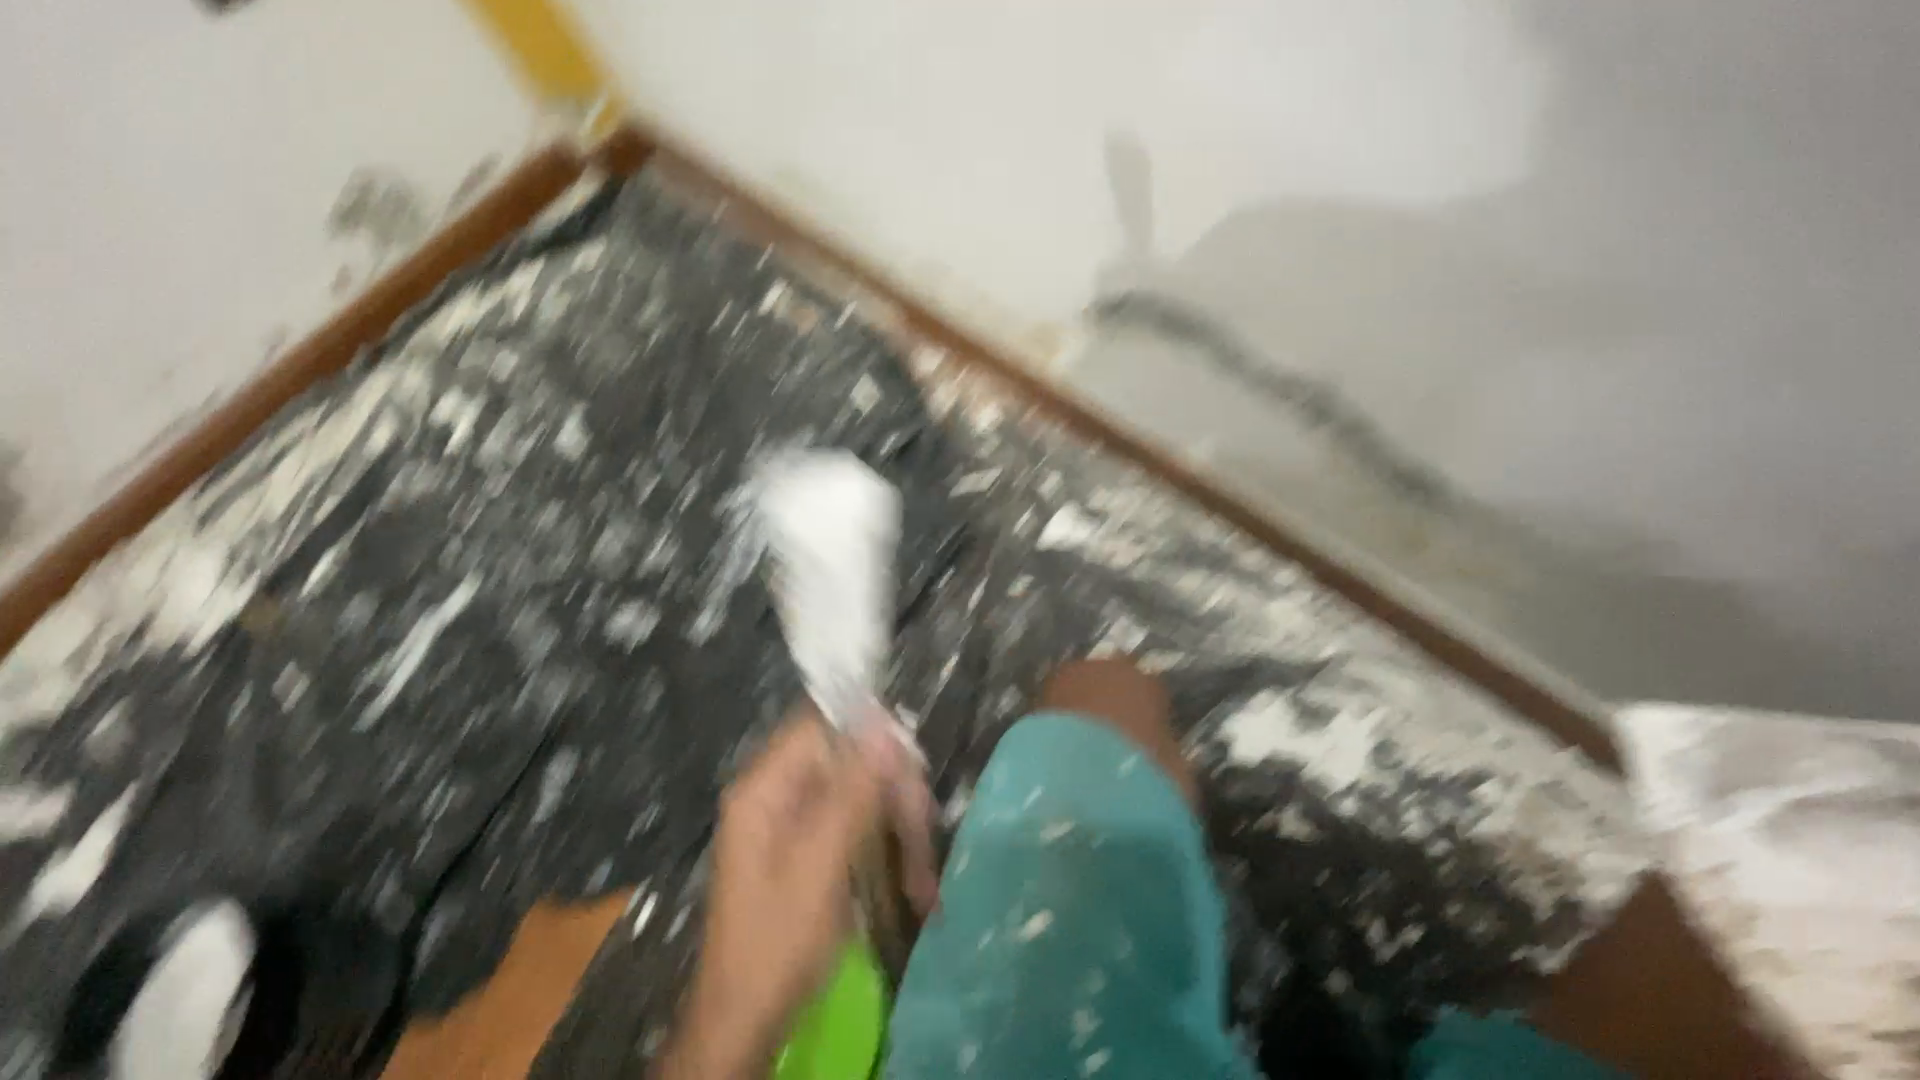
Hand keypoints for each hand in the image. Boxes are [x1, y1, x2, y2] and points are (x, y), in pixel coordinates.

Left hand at [658, 706, 936, 1078]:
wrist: (746, 1023)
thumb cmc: (777, 943)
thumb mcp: (820, 865)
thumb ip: (853, 793)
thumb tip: (884, 728)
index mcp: (766, 789)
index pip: (823, 728)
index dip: (872, 738)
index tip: (914, 771)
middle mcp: (778, 797)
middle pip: (850, 764)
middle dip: (894, 799)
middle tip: (926, 837)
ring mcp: (794, 827)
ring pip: (862, 801)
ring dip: (899, 835)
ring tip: (923, 886)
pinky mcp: (811, 854)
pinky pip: (858, 832)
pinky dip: (887, 857)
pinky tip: (914, 891)